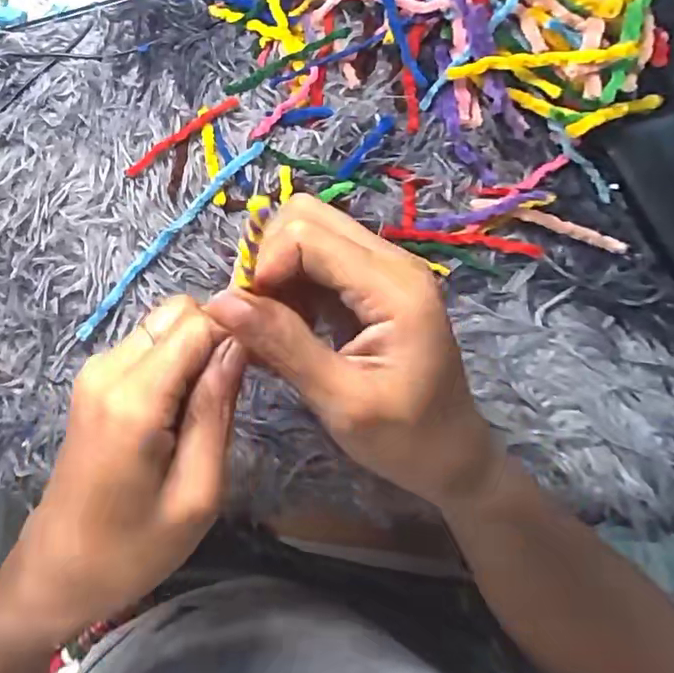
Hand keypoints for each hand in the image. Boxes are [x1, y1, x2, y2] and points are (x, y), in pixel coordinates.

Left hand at [0, 296, 244, 640]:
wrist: (60, 566)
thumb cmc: (133, 547)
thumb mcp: (196, 493)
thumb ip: (216, 410)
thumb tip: (239, 345)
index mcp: (133, 398)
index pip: (194, 323)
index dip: (231, 334)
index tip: (254, 368)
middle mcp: (107, 367)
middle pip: (175, 313)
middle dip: (211, 338)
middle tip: (227, 392)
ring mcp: (94, 368)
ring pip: (160, 324)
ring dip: (190, 351)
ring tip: (201, 407)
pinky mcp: (92, 376)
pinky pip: (144, 344)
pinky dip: (170, 361)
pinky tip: (175, 409)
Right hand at [204, 195, 501, 511]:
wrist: (454, 457)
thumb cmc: (405, 439)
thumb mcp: (340, 401)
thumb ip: (282, 345)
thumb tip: (219, 302)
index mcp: (394, 286)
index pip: (306, 234)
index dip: (265, 264)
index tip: (249, 316)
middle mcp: (391, 260)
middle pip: (305, 215)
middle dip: (267, 257)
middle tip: (257, 312)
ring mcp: (382, 265)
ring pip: (306, 228)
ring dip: (276, 268)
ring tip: (272, 321)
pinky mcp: (370, 278)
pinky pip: (314, 253)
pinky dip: (289, 280)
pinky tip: (288, 322)